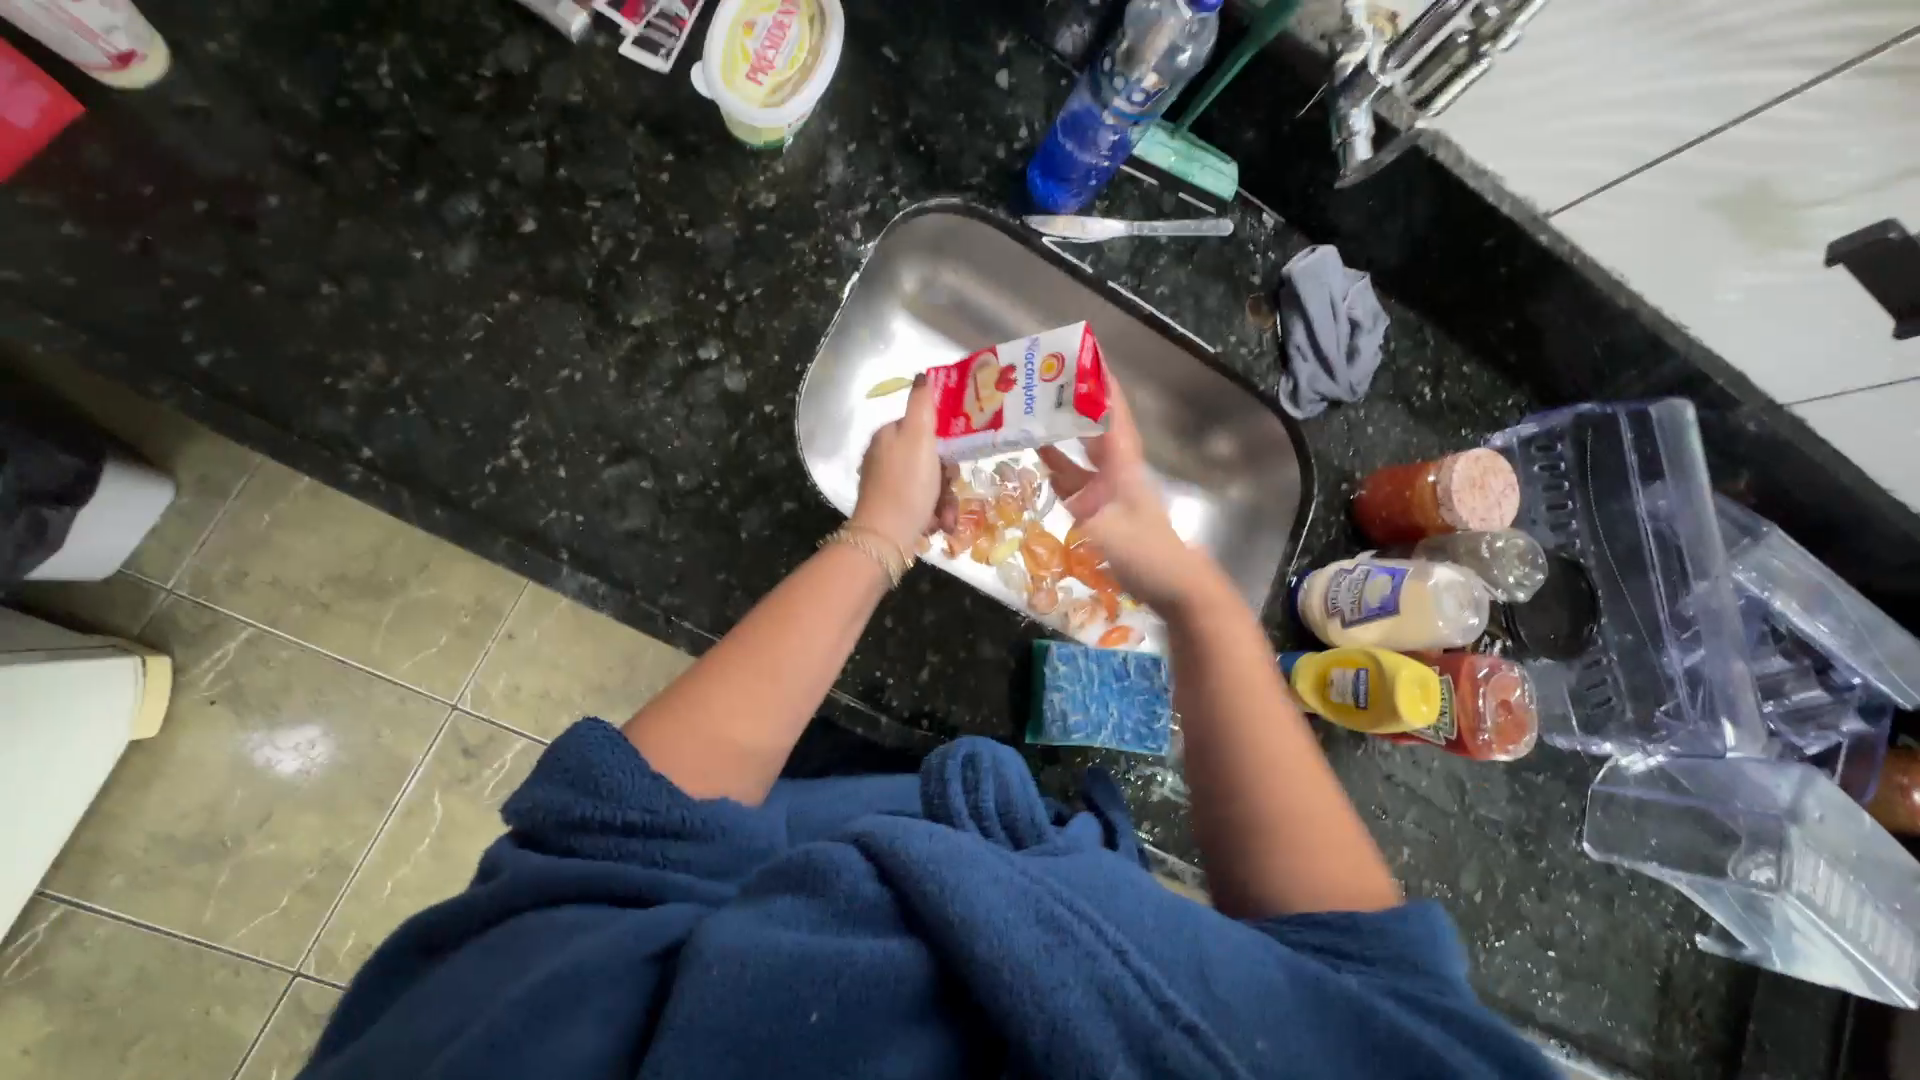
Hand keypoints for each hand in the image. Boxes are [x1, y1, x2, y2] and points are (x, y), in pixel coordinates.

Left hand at [851, 374, 947, 552]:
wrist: (886, 537)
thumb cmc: (906, 484)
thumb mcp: (918, 437)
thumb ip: (922, 405)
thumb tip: (923, 376)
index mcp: (887, 436)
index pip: (922, 426)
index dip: (943, 441)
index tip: (954, 455)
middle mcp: (884, 457)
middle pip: (930, 458)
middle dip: (946, 478)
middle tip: (950, 488)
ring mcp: (887, 485)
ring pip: (930, 484)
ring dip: (945, 500)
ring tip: (946, 517)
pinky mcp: (892, 510)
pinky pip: (923, 505)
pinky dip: (934, 515)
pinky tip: (938, 525)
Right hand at [1036, 378, 1223, 614]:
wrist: (1174, 586)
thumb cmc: (1146, 555)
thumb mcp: (1108, 530)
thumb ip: (1081, 502)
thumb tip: (1054, 479)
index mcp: (1123, 467)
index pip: (1111, 416)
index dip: (1100, 386)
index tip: (1087, 355)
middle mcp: (1116, 472)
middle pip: (1095, 428)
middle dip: (1075, 402)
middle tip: (1047, 379)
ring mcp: (1109, 492)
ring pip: (1083, 454)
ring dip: (1062, 434)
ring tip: (1032, 413)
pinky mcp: (1103, 512)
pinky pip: (1076, 482)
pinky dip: (1058, 469)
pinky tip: (1039, 462)